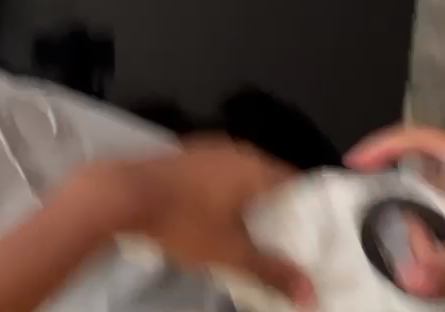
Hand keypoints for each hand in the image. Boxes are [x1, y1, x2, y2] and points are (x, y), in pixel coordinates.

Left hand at [75, 136, 316, 308]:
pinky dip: (228, 200)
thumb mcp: (231, 253)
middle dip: (280, 214)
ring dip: (252, 207)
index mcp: (253, 166)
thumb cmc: (183, 219)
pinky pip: (221, 179)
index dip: (310, 210)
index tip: (318, 237)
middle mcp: (235, 150)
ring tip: (258, 242)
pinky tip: (222, 224)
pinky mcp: (188, 159)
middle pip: (270, 181)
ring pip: (243, 180)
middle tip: (290, 248)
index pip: (295, 182)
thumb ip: (272, 272)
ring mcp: (209, 151)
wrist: (126, 194)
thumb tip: (309, 293)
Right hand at [347, 125, 444, 311]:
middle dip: (398, 176)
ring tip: (393, 230)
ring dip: (420, 207)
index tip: (358, 163)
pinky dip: (442, 231)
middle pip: (434, 162)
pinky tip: (436, 261)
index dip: (389, 144)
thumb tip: (405, 267)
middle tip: (367, 200)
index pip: (429, 139)